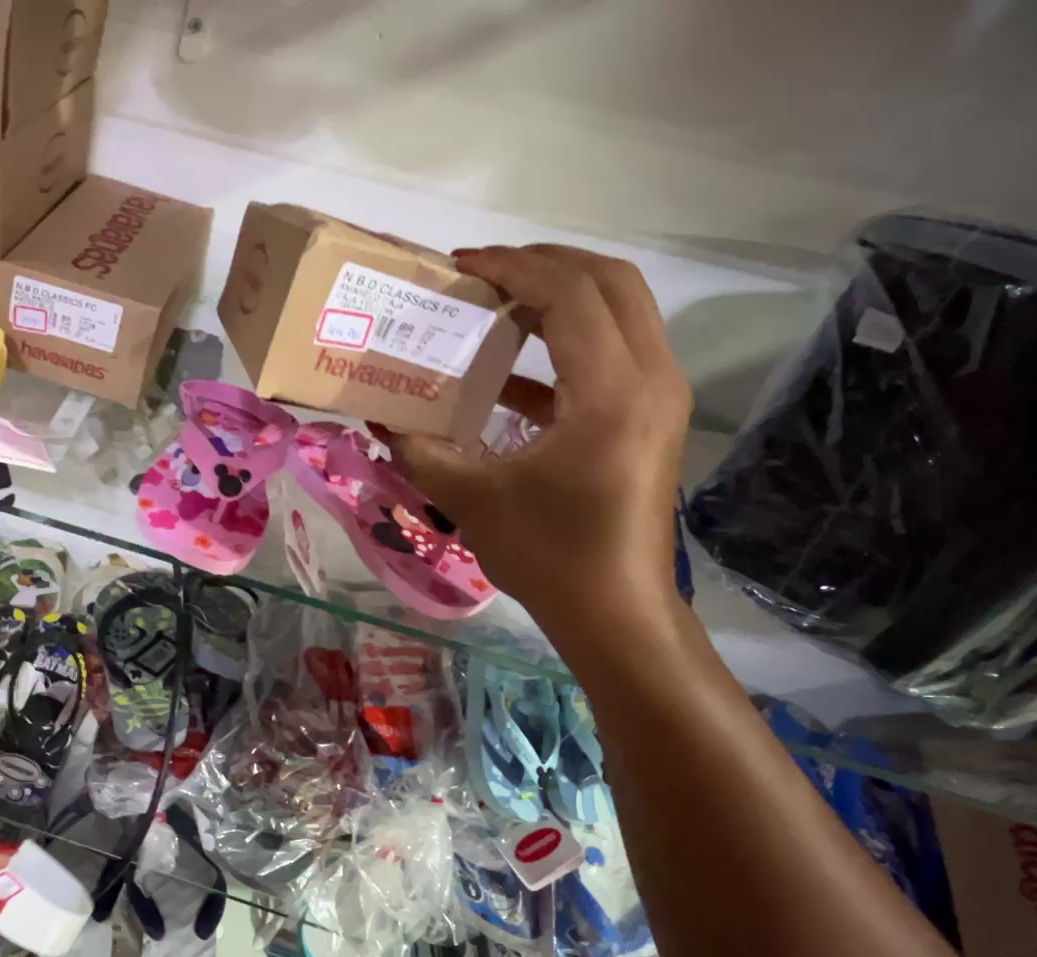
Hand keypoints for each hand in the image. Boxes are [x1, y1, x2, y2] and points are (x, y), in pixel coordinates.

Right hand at [377, 245, 692, 635]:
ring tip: (495, 306)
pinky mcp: (650, 416)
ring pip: (621, 309)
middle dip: (544, 264)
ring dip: (560, 295)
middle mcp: (650, 379)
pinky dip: (566, 340)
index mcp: (609, 392)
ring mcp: (659, 396)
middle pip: (610, 281)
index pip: (571, 294)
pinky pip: (615, 350)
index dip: (514, 267)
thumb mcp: (470, 497)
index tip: (460, 266)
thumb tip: (377, 413)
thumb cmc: (547, 554)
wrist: (616, 611)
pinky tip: (508, 371)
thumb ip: (419, 446)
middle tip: (482, 274)